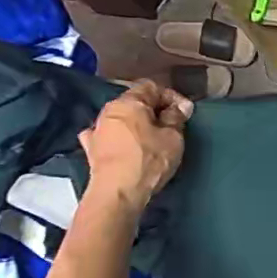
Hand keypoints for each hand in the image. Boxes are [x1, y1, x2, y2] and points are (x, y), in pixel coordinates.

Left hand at [80, 80, 190, 209]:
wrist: (118, 191)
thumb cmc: (149, 159)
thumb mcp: (174, 137)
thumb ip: (176, 117)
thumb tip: (180, 106)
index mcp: (127, 103)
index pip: (151, 86)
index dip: (172, 96)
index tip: (185, 112)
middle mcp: (107, 111)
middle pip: (134, 102)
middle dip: (155, 110)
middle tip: (174, 125)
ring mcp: (95, 130)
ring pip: (122, 118)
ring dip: (138, 123)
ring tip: (154, 137)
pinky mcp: (90, 149)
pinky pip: (109, 134)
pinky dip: (121, 136)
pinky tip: (127, 144)